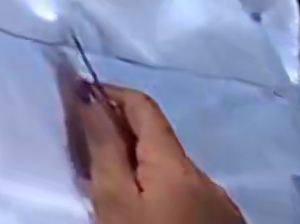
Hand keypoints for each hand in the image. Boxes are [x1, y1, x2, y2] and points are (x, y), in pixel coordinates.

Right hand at [79, 85, 243, 223]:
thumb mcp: (112, 196)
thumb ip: (102, 142)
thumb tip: (88, 93)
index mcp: (179, 166)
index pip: (143, 105)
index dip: (107, 91)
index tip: (75, 97)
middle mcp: (208, 180)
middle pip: (155, 136)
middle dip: (117, 132)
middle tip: (81, 148)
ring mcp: (223, 208)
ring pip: (168, 164)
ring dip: (134, 160)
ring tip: (106, 183)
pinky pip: (183, 189)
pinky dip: (154, 184)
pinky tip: (139, 208)